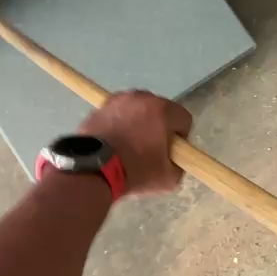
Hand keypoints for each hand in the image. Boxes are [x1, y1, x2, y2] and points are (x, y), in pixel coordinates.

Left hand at [77, 90, 192, 196]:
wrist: (92, 169)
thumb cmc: (135, 170)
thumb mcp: (168, 178)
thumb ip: (178, 165)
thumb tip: (173, 160)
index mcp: (163, 110)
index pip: (184, 118)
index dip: (181, 137)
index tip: (171, 151)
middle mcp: (142, 97)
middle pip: (160, 110)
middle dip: (159, 126)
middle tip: (150, 148)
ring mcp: (118, 99)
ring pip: (137, 109)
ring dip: (139, 121)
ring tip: (129, 144)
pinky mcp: (99, 107)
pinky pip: (118, 113)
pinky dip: (119, 123)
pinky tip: (114, 141)